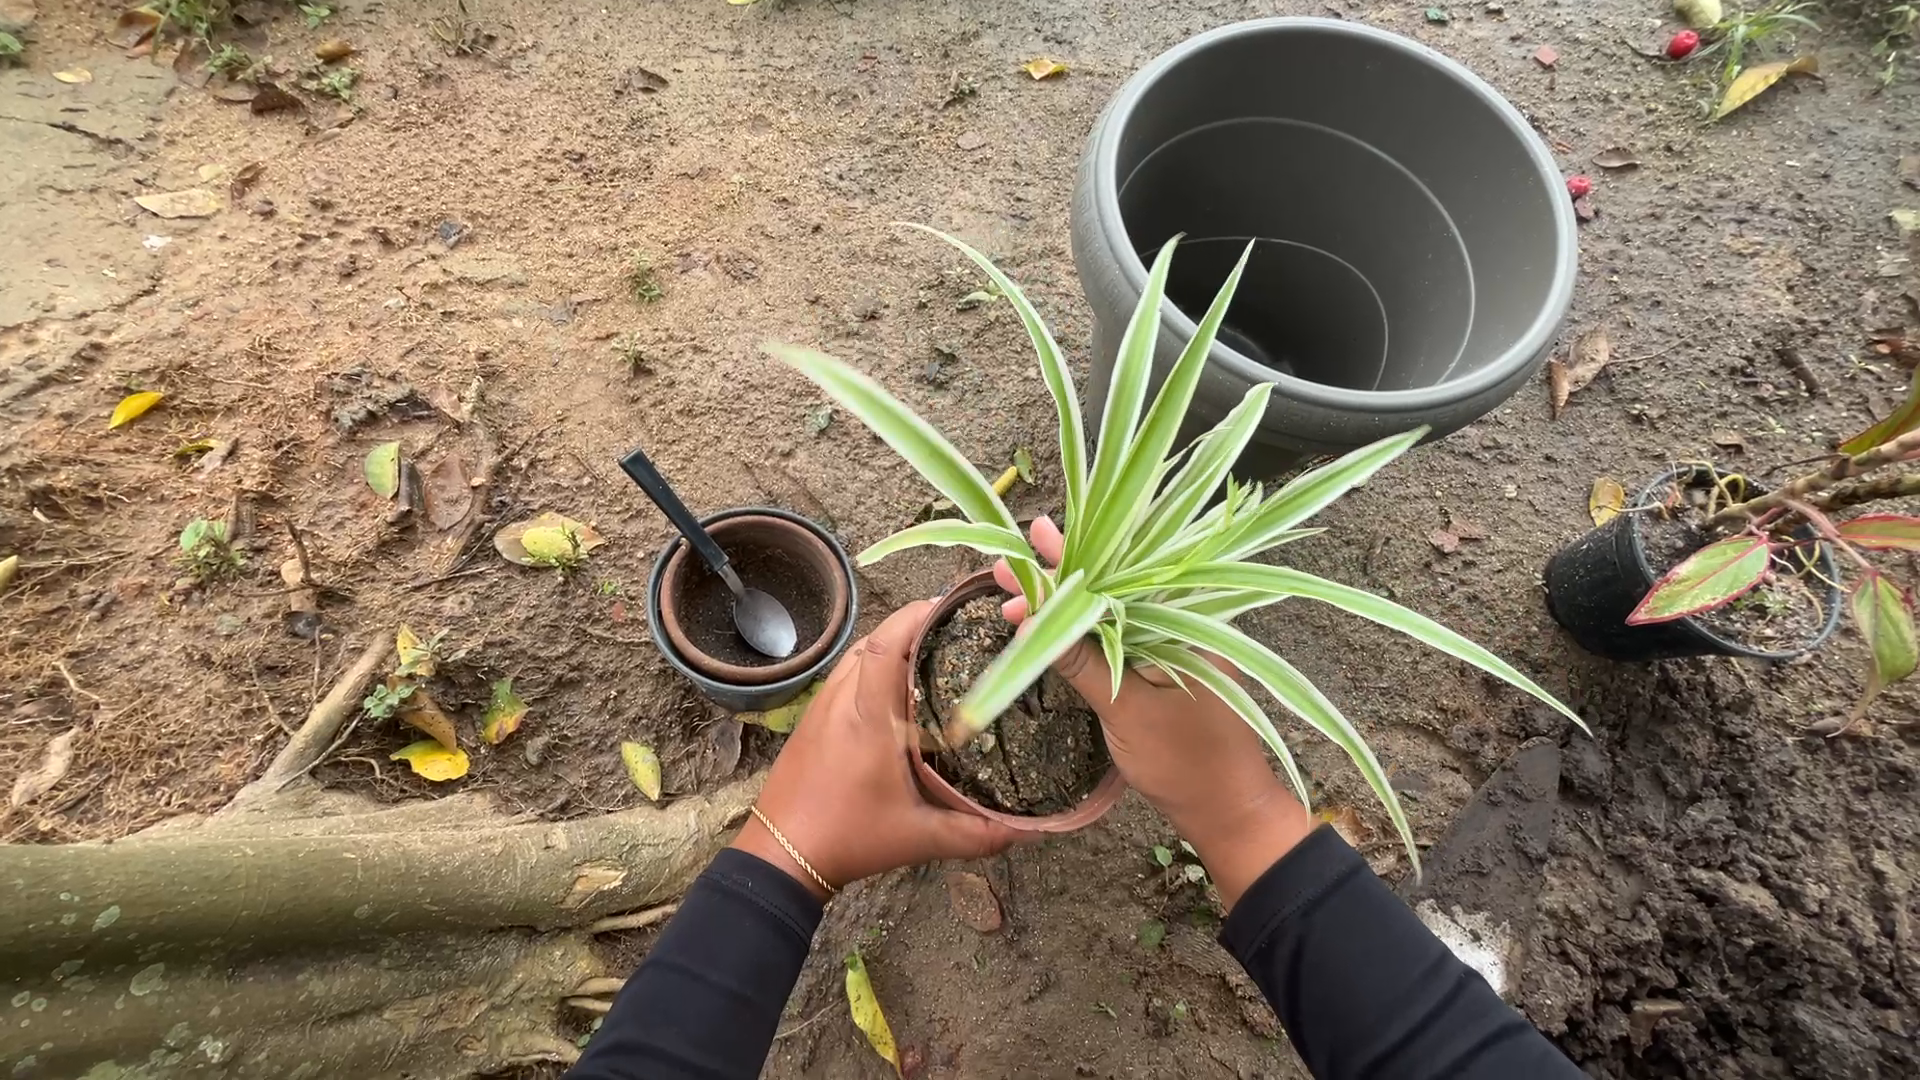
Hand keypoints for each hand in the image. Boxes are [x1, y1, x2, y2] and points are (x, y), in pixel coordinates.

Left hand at [731, 601, 1026, 901]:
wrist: (780, 854)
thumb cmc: (850, 838)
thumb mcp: (918, 839)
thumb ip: (974, 834)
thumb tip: (1025, 833)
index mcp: (869, 717)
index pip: (888, 644)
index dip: (916, 615)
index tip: (948, 605)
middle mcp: (842, 700)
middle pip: (874, 638)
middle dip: (910, 621)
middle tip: (949, 622)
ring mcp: (821, 706)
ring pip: (856, 652)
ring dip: (889, 640)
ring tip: (926, 645)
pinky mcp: (811, 717)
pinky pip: (844, 672)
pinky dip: (870, 661)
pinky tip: (890, 682)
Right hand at [994, 517, 1313, 908]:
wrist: (1224, 812)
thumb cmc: (1187, 762)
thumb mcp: (1126, 709)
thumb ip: (1081, 662)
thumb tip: (1032, 623)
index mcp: (1185, 621)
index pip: (1122, 574)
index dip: (1074, 556)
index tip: (1036, 537)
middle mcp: (1176, 625)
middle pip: (1110, 590)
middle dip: (1056, 579)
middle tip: (1007, 568)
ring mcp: (1164, 649)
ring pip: (1106, 617)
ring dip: (1061, 610)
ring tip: (1012, 599)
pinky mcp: (1152, 672)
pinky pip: (1111, 643)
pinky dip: (1077, 637)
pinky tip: (1044, 631)